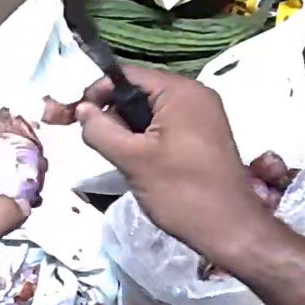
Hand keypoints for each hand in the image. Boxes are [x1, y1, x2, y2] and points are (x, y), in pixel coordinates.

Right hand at [67, 66, 274, 263]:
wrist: (229, 229)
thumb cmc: (181, 191)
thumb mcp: (132, 159)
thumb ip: (101, 130)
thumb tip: (81, 109)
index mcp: (181, 91)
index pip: (127, 75)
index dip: (97, 91)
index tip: (75, 116)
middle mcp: (195, 96)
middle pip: (138, 92)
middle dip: (112, 112)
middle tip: (94, 141)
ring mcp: (202, 117)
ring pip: (150, 112)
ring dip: (127, 129)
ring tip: (117, 156)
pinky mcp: (202, 137)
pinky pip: (164, 126)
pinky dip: (145, 139)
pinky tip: (136, 161)